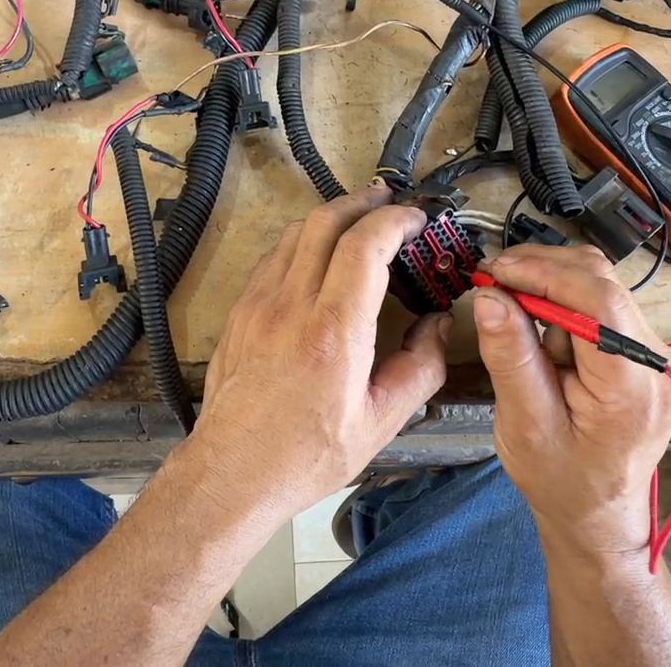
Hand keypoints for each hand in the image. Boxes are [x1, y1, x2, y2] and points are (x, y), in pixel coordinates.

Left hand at [174, 187, 451, 530]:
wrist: (232, 471)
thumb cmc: (308, 454)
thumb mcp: (380, 423)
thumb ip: (418, 367)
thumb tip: (438, 323)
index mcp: (334, 333)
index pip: (364, 247)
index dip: (394, 221)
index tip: (416, 220)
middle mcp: (292, 306)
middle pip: (325, 222)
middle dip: (362, 201)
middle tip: (388, 199)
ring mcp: (259, 303)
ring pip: (296, 233)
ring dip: (331, 215)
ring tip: (358, 217)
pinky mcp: (241, 310)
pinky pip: (275, 256)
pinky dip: (303, 240)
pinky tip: (318, 252)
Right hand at [471, 244, 670, 559]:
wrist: (596, 515)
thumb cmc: (559, 479)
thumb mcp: (524, 424)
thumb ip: (511, 358)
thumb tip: (490, 297)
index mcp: (632, 384)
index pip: (597, 299)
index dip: (542, 272)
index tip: (492, 271)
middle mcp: (656, 361)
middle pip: (601, 281)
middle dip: (540, 268)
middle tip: (489, 279)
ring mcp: (653, 354)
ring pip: (600, 285)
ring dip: (548, 280)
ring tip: (506, 299)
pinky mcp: (640, 352)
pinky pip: (600, 304)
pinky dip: (560, 296)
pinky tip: (531, 314)